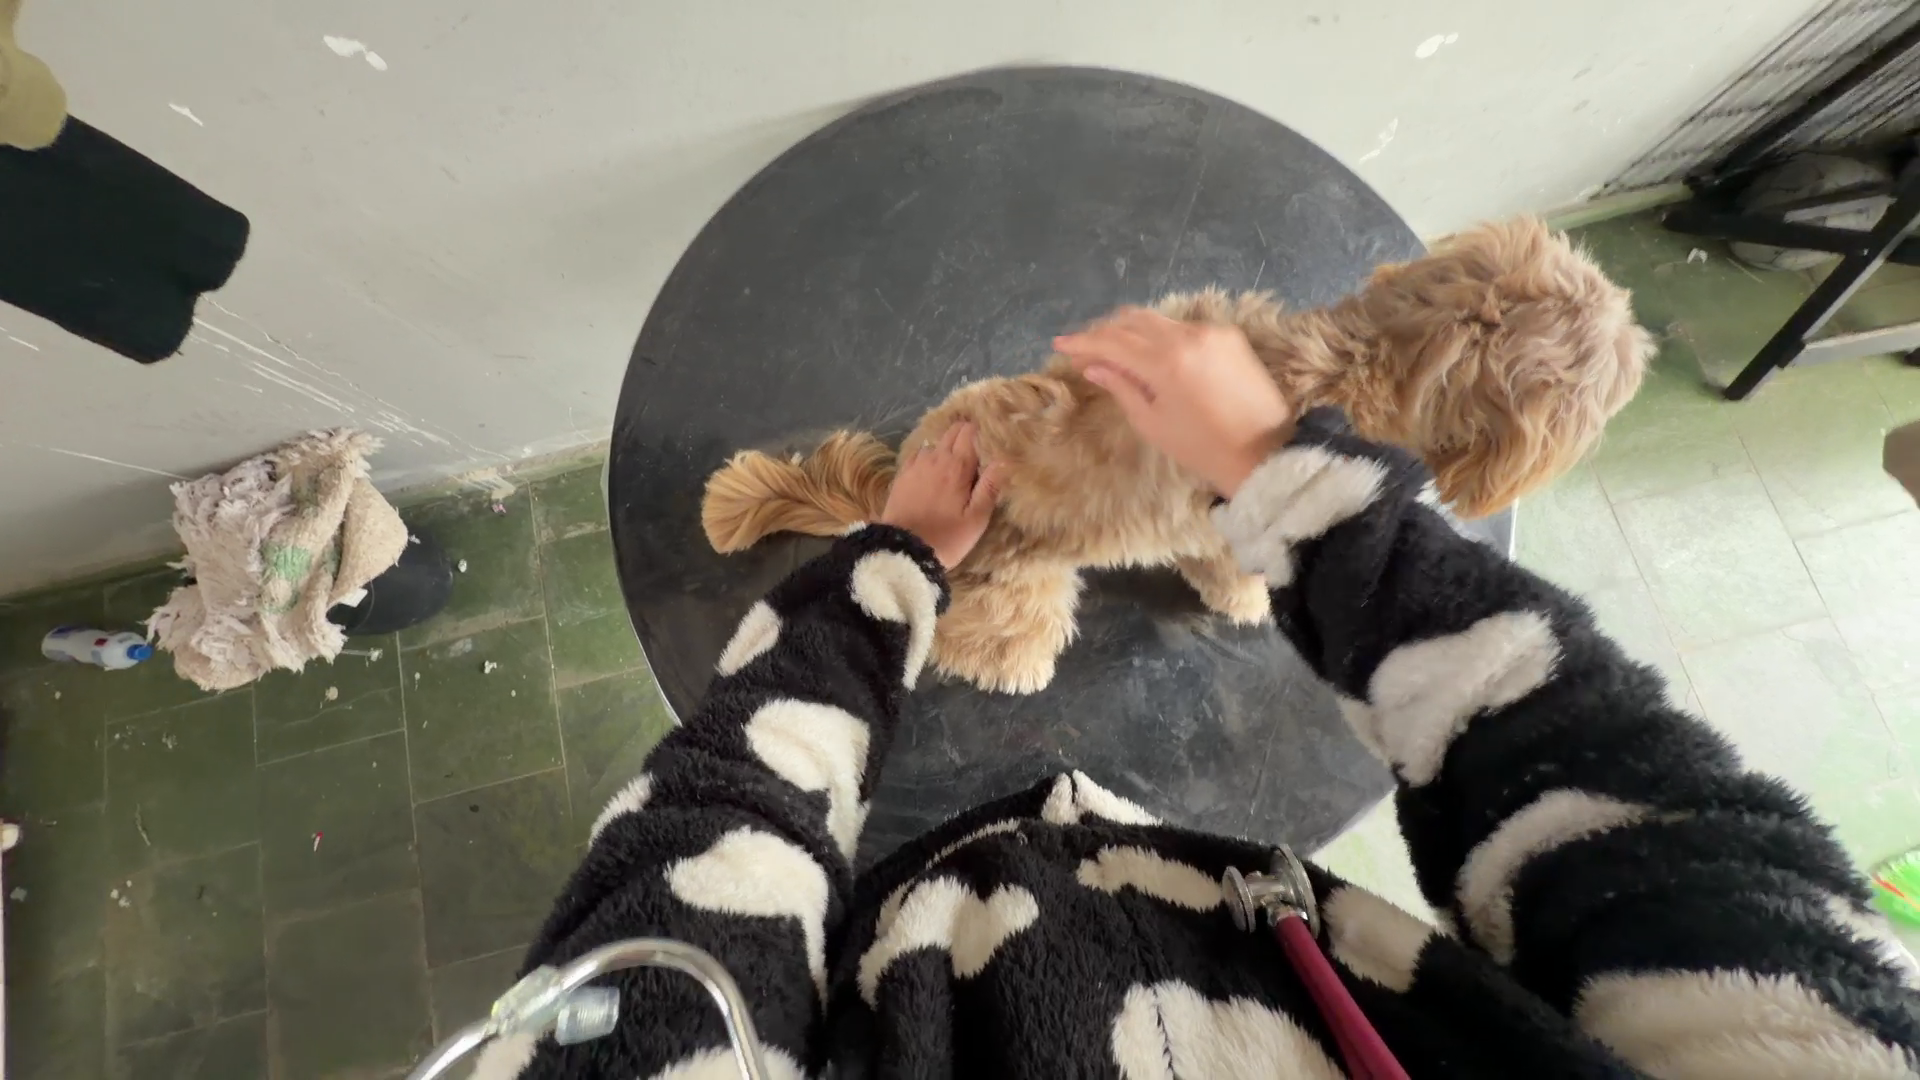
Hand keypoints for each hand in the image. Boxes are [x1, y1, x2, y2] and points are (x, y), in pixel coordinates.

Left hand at [880, 422, 1003, 568]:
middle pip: (952, 432)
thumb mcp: (976, 518)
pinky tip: (932, 472)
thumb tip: (1003, 459)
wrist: (903, 550)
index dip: (980, 431)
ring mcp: (916, 465)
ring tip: (954, 464)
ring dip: (946, 448)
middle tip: (975, 451)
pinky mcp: (901, 475)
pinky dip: (928, 457)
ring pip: (934, 443)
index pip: (970, 431)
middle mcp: (936, 458)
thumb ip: (990, 487)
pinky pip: (918, 455)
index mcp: (958, 466)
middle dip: (965, 435)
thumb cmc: (947, 537)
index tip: (988, 441)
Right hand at [1054, 309, 1294, 496]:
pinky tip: (1147, 353)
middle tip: (1083, 349)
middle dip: (1104, 331)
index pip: (1113, 341)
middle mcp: (1189, 335)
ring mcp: (1212, 332)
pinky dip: (1158, 335)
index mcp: (1166, 361)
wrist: (1263, 452)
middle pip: (1134, 320)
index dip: (1083, 341)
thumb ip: (1122, 386)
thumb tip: (1094, 366)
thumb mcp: (1152, 422)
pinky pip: (1182, 327)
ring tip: (1111, 350)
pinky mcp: (1229, 336)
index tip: (1059, 344)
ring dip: (1130, 330)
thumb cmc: (1201, 448)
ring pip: (1158, 320)